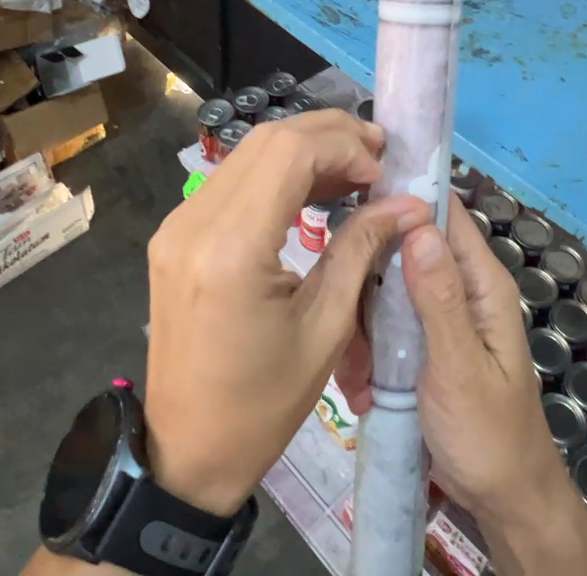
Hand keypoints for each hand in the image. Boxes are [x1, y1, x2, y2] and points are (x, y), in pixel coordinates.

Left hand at [144, 110, 430, 516]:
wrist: (187, 449)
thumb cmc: (263, 403)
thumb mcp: (326, 329)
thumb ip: (362, 249)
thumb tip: (411, 203)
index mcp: (231, 249)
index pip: (289, 153)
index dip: (343, 148)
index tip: (382, 174)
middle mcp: (194, 222)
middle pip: (267, 140)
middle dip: (328, 136)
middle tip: (377, 157)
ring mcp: (177, 224)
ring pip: (247, 153)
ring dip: (303, 149)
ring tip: (354, 170)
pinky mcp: (176, 233)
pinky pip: (231, 180)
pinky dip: (276, 172)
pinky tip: (312, 190)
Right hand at [335, 193, 586, 575]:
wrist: (502, 501)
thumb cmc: (488, 434)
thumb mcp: (461, 367)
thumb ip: (439, 298)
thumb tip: (417, 224)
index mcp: (482, 285)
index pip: (445, 216)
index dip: (404, 199)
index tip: (355, 202)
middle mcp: (461, 291)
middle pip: (404, 253)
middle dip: (369, 279)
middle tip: (343, 317)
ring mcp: (438, 321)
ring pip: (387, 294)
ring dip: (363, 327)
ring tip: (355, 372)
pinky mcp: (421, 349)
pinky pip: (385, 330)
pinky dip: (368, 354)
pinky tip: (362, 389)